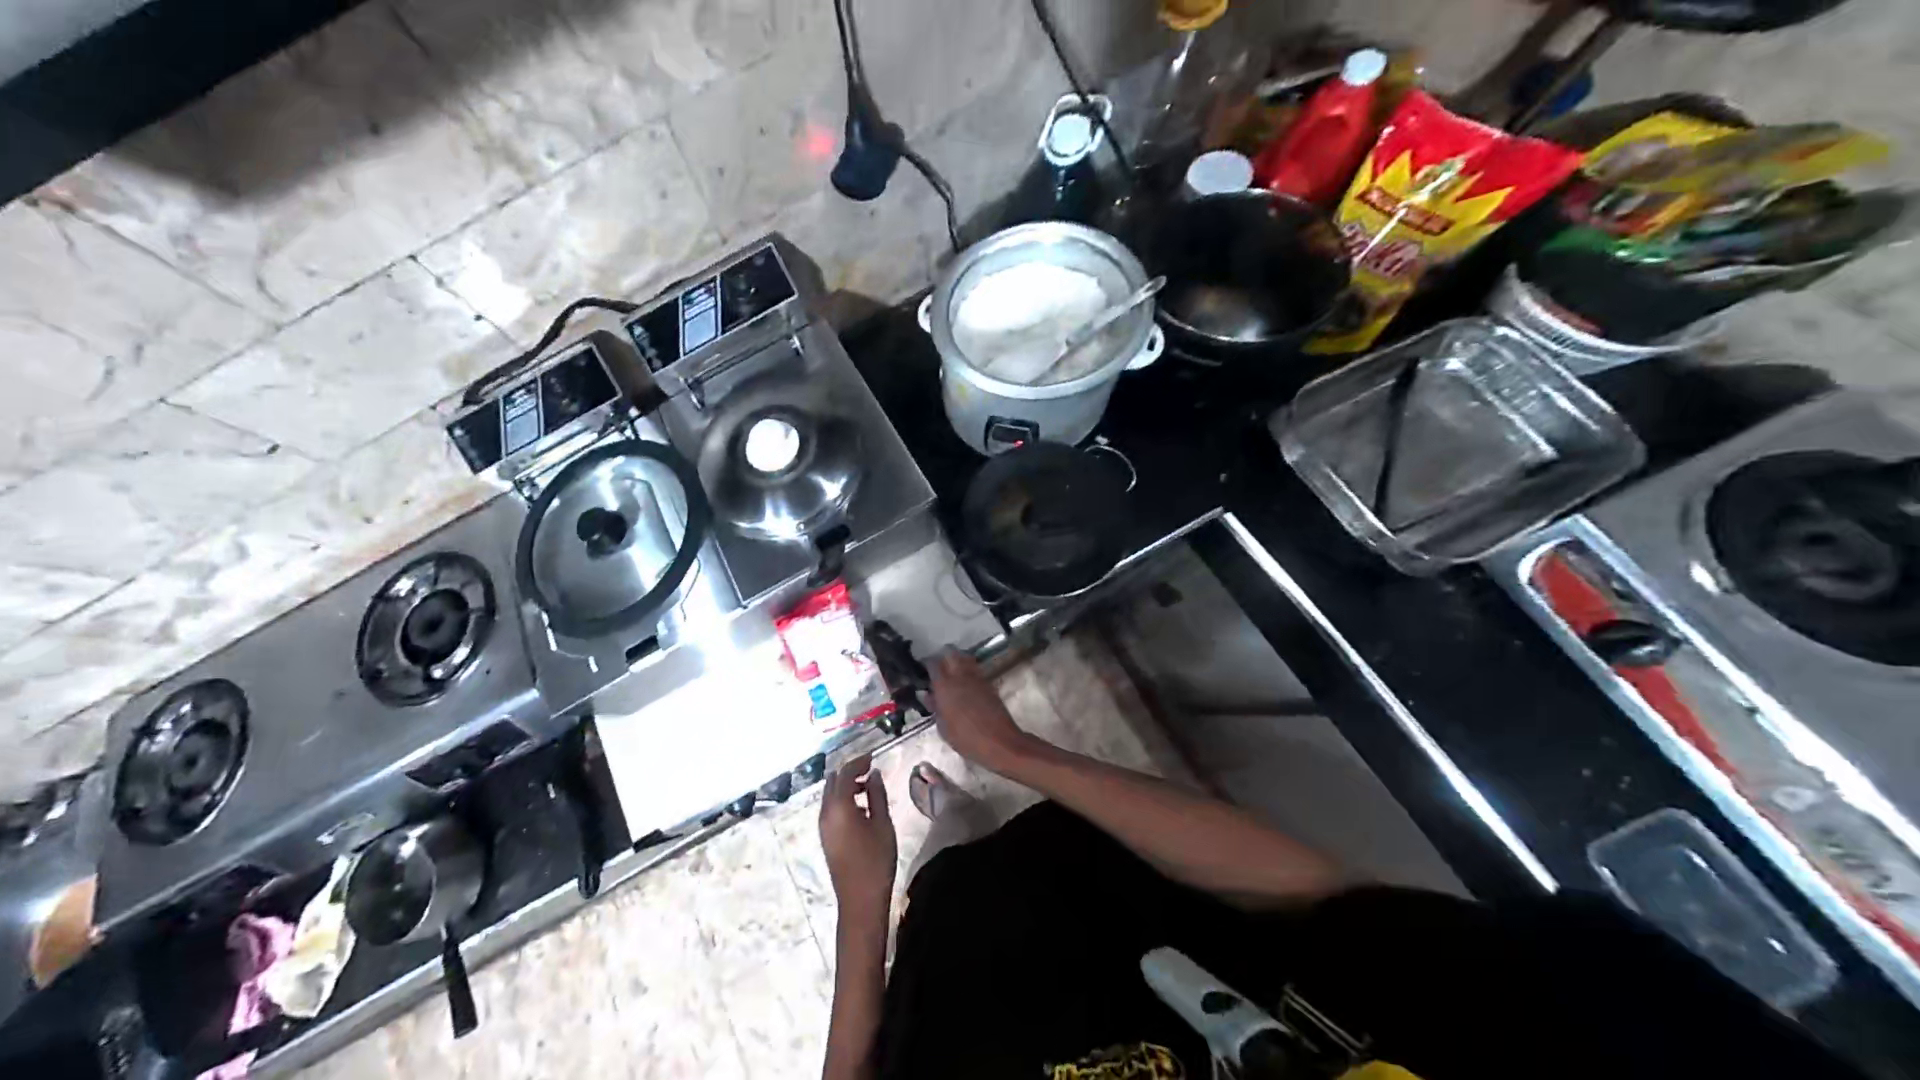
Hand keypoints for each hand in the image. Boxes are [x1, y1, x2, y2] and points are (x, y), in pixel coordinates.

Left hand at [819, 754, 896, 918]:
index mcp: (839, 807)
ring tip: (868, 785)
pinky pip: (831, 807)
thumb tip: (874, 775)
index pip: (845, 773)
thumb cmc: (876, 860)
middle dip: (850, 771)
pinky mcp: (825, 836)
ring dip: (846, 785)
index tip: (873, 756)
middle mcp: (825, 813)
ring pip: (830, 794)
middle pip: (833, 781)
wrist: (859, 899)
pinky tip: (861, 805)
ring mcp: (823, 826)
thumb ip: (877, 795)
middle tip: (870, 768)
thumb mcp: (883, 824)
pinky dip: (843, 798)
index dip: (858, 762)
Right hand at [929, 650, 1042, 775]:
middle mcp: (961, 676)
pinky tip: (965, 685)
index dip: (926, 664)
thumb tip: (929, 695)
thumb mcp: (943, 728)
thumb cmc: (966, 739)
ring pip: (965, 657)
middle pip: (950, 653)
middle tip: (938, 670)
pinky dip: (968, 671)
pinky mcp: (989, 683)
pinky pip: (975, 669)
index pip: (933, 664)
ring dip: (957, 661)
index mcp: (945, 686)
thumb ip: (935, 708)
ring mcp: (977, 678)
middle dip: (942, 657)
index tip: (923, 670)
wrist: (999, 742)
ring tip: (951, 675)